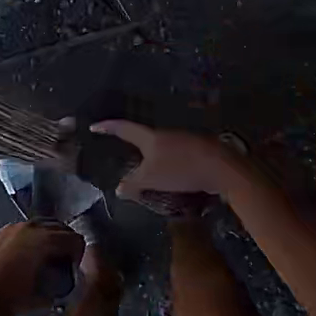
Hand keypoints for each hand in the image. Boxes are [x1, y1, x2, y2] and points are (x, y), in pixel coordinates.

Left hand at [0, 220, 86, 315]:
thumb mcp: (41, 297)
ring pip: (40, 224)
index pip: (74, 239)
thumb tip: (60, 291)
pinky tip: (24, 253)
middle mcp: (31, 228)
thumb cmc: (10, 298)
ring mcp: (13, 227)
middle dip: (66, 240)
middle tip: (65, 257)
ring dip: (48, 235)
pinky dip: (29, 237)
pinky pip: (21, 229)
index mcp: (46, 240)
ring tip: (46, 253)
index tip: (75, 263)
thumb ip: (56, 290)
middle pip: (59, 226)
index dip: (79, 252)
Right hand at [88, 121, 247, 202]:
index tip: (95, 126)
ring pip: (160, 149)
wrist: (221, 168)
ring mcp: (183, 141)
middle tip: (122, 155)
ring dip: (152, 160)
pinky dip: (167, 166)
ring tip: (146, 175)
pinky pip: (175, 157)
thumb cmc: (181, 169)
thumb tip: (118, 188)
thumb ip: (133, 183)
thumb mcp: (151, 179)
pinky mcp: (197, 151)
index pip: (123, 128)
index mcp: (150, 137)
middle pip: (143, 138)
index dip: (107, 127)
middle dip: (133, 147)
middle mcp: (165, 134)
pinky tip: (169, 178)